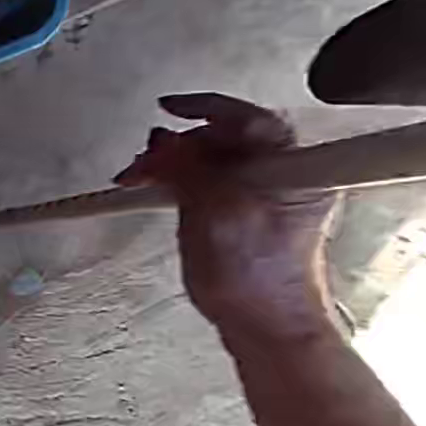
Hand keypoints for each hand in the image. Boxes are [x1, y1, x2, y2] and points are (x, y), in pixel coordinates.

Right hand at [115, 93, 337, 342]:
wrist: (259, 317)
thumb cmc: (249, 269)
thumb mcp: (217, 212)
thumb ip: (191, 170)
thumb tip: (161, 140)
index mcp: (291, 170)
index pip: (253, 121)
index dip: (209, 108)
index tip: (166, 108)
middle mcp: (277, 174)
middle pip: (222, 139)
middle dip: (175, 144)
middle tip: (139, 163)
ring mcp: (253, 191)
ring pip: (205, 158)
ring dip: (165, 162)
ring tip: (133, 178)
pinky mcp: (230, 206)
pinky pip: (197, 177)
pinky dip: (167, 176)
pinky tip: (145, 184)